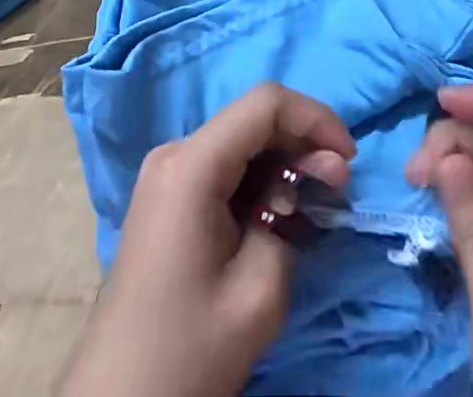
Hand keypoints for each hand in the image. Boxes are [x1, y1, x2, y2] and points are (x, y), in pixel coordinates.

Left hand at [57, 83, 354, 396]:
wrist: (123, 389)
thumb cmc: (191, 344)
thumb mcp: (260, 288)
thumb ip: (290, 218)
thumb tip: (300, 185)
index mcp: (191, 165)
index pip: (264, 103)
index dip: (316, 118)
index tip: (349, 160)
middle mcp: (175, 153)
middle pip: (253, 120)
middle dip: (304, 144)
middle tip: (338, 190)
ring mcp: (168, 172)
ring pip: (242, 142)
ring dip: (285, 164)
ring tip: (314, 208)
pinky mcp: (171, 194)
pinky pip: (225, 167)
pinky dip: (261, 181)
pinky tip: (282, 216)